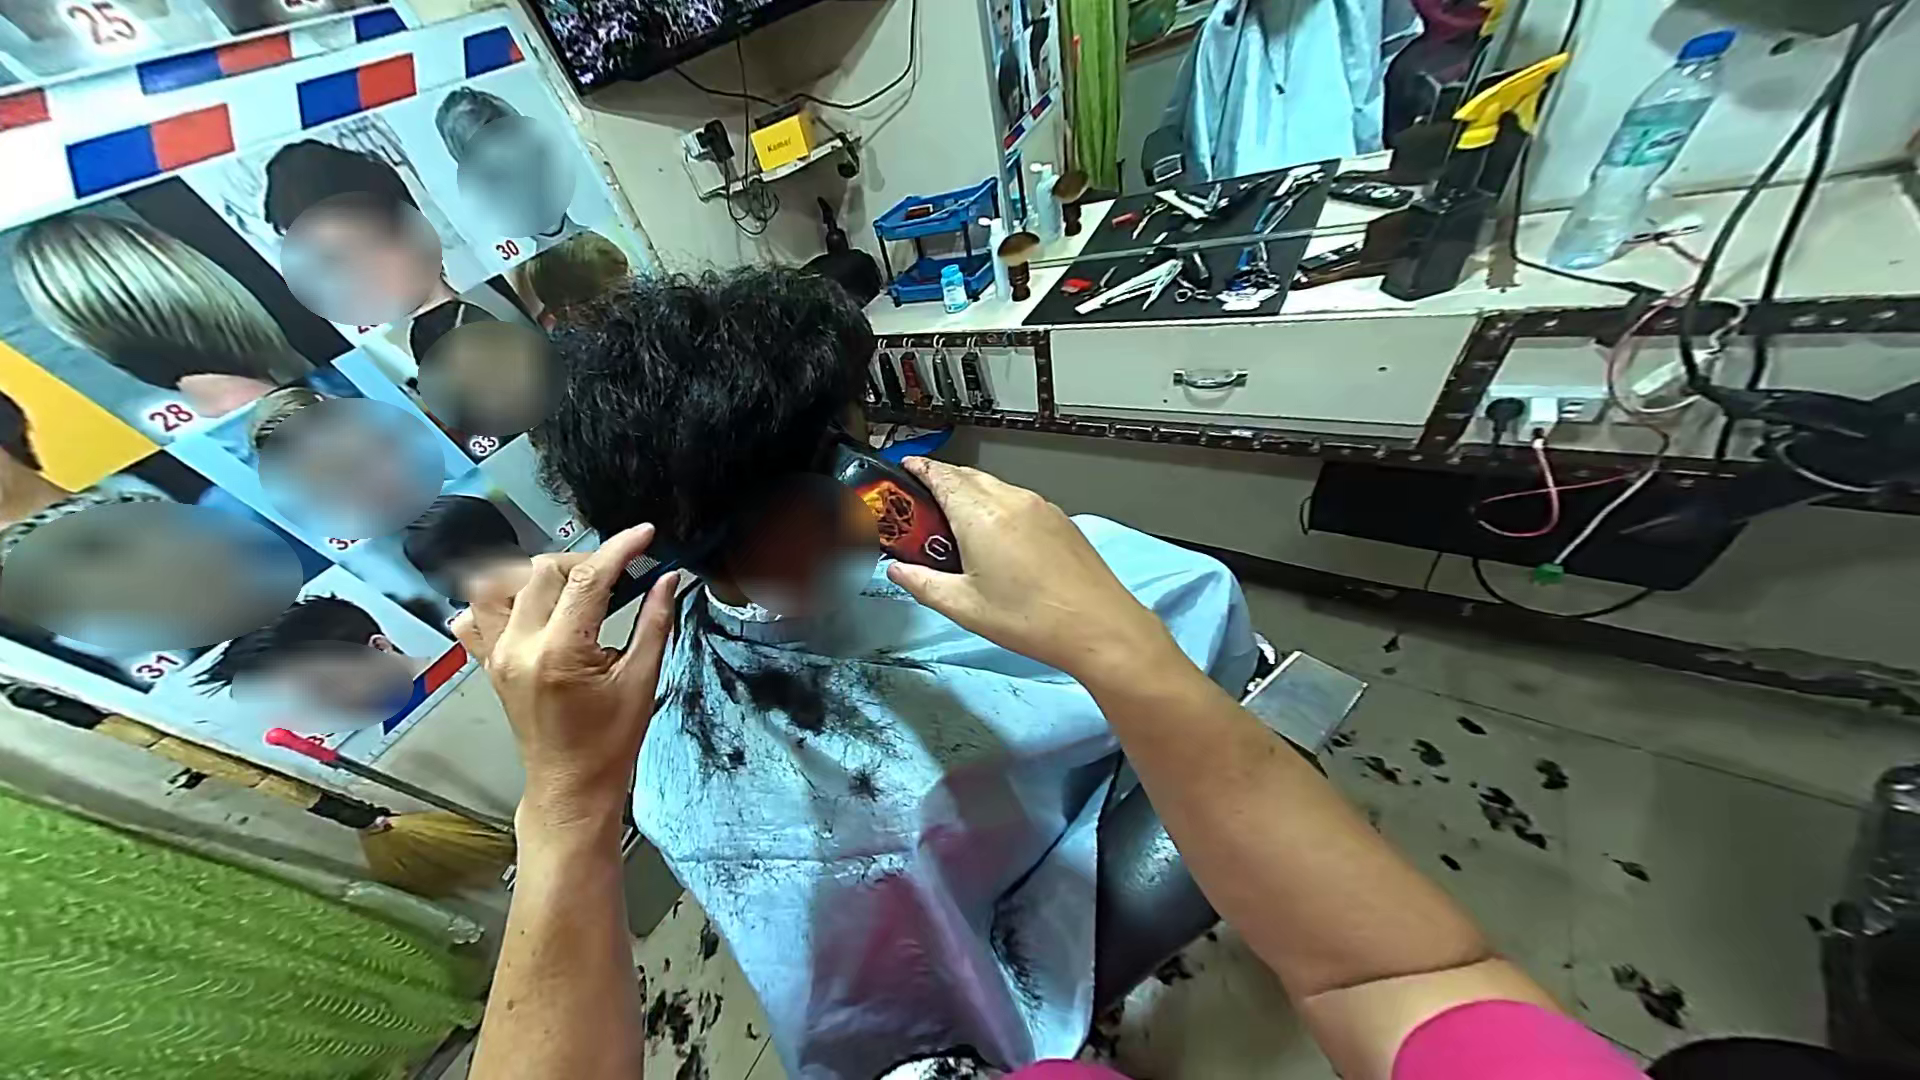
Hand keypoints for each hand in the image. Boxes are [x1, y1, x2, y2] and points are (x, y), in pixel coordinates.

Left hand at [451, 525, 678, 832]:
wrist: (571, 782)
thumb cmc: (613, 737)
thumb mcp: (643, 677)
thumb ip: (655, 620)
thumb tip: (667, 576)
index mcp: (561, 651)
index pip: (588, 578)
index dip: (620, 548)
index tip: (645, 534)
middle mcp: (518, 646)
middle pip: (542, 570)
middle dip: (587, 559)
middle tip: (621, 572)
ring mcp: (495, 654)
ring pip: (499, 583)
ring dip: (540, 572)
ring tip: (576, 585)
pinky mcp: (487, 662)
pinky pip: (475, 614)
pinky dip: (500, 598)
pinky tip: (533, 605)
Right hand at [886, 458, 1176, 682]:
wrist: (1099, 626)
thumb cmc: (1033, 619)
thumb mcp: (964, 607)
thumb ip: (922, 583)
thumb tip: (899, 570)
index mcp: (981, 516)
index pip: (941, 475)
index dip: (919, 468)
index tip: (907, 468)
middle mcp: (1012, 501)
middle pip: (967, 475)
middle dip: (942, 480)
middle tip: (924, 503)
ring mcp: (1040, 507)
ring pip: (994, 486)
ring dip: (971, 493)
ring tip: (958, 524)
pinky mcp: (1059, 518)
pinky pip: (1018, 499)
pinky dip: (997, 505)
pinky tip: (996, 536)